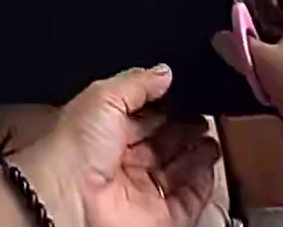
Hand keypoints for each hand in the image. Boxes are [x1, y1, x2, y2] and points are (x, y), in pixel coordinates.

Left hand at [8, 66, 220, 226]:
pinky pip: (187, 202)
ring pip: (178, 170)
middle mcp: (126, 158)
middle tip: (205, 115)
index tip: (187, 93)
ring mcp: (143, 189)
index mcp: (109, 127)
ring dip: (196, 154)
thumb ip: (138, 82)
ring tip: (213, 136)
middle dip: (184, 127)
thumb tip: (165, 71)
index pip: (144, 114)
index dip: (165, 104)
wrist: (70, 195)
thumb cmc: (77, 141)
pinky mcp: (158, 218)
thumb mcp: (105, 96)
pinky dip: (201, 185)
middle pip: (163, 141)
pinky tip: (210, 165)